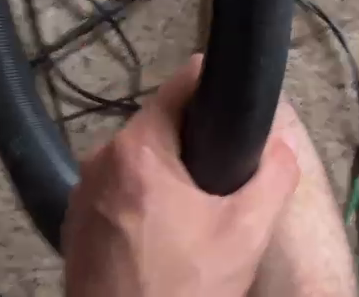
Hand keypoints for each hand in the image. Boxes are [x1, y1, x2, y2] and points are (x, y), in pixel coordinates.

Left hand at [63, 56, 299, 296]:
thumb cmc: (183, 288)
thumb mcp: (248, 231)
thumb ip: (275, 173)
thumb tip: (282, 142)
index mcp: (137, 148)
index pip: (184, 81)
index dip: (217, 86)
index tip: (238, 106)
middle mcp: (100, 159)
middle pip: (163, 120)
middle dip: (196, 138)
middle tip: (225, 173)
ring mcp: (82, 194)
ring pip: (141, 156)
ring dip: (169, 170)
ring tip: (198, 207)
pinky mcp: (75, 224)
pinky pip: (120, 188)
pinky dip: (144, 197)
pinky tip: (167, 231)